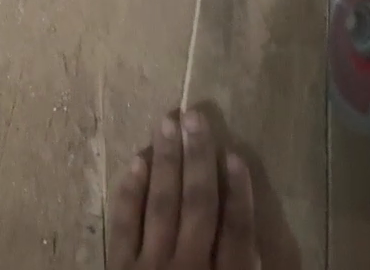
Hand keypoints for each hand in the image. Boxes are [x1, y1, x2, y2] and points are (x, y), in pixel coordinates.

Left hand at [109, 108, 258, 269]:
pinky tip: (138, 160)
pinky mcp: (119, 266)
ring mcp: (149, 265)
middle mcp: (188, 266)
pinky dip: (132, 192)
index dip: (239, 193)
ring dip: (166, 161)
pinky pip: (125, 224)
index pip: (237, 233)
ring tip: (168, 121)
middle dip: (198, 158)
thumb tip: (251, 232)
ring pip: (161, 204)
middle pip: (198, 206)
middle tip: (195, 116)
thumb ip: (243, 267)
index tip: (235, 154)